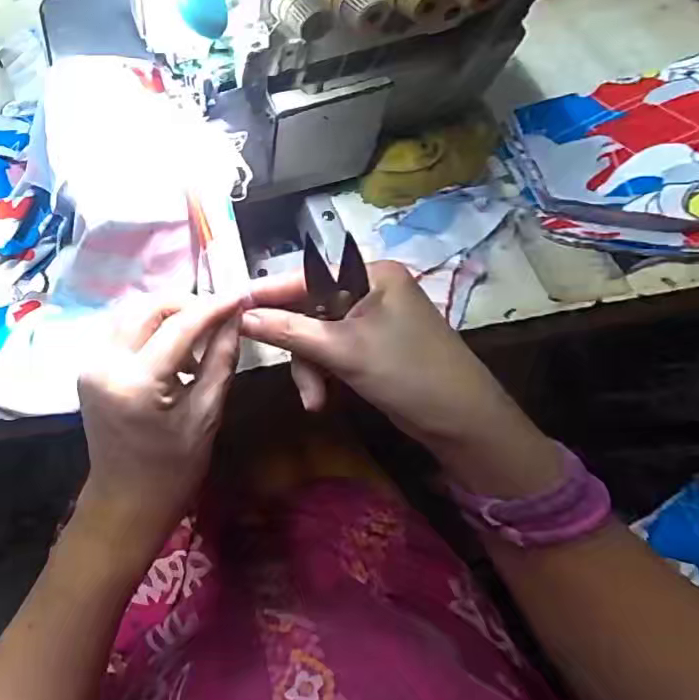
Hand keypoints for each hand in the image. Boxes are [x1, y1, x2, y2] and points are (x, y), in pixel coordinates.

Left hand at [74, 293, 243, 552]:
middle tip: (218, 317)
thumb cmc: (173, 469)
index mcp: (136, 382)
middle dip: (186, 305)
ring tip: (197, 336)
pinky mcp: (89, 367)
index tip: (239, 295)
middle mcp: (105, 364)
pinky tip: (172, 349)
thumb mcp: (206, 415)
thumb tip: (235, 316)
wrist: (125, 501)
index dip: (212, 307)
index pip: (178, 326)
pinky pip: (122, 331)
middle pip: (148, 308)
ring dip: (167, 315)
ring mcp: (91, 364)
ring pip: (132, 314)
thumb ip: (221, 359)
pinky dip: (149, 329)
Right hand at [240, 262, 561, 495]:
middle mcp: (370, 287)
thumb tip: (242, 316)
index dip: (268, 293)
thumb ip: (288, 330)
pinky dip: (324, 372)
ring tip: (314, 399)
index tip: (232, 306)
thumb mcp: (342, 351)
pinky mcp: (374, 343)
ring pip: (317, 334)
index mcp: (370, 274)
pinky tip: (322, 398)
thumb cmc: (407, 375)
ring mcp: (373, 316)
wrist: (466, 425)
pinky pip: (332, 348)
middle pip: (309, 308)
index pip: (305, 277)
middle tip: (286, 371)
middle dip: (298, 348)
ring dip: (310, 367)